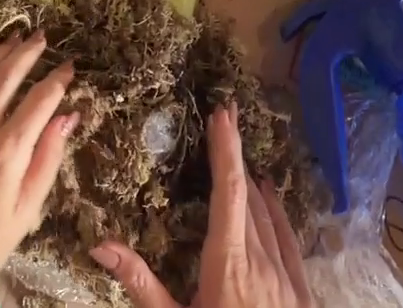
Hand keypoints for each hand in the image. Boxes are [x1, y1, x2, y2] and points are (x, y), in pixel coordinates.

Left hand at [0, 33, 79, 294]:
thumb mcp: (26, 211)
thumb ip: (48, 159)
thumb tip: (68, 117)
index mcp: (9, 150)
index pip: (41, 100)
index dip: (58, 80)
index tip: (70, 67)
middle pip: (8, 76)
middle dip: (28, 52)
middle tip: (42, 38)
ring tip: (14, 38)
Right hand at [89, 105, 312, 307]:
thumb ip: (141, 284)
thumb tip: (99, 244)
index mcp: (228, 264)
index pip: (228, 193)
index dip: (225, 149)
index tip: (221, 113)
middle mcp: (263, 263)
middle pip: (249, 196)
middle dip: (235, 154)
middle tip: (225, 114)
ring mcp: (289, 281)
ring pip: (270, 216)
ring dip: (253, 181)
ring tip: (241, 152)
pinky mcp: (304, 296)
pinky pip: (290, 241)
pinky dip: (278, 212)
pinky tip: (273, 200)